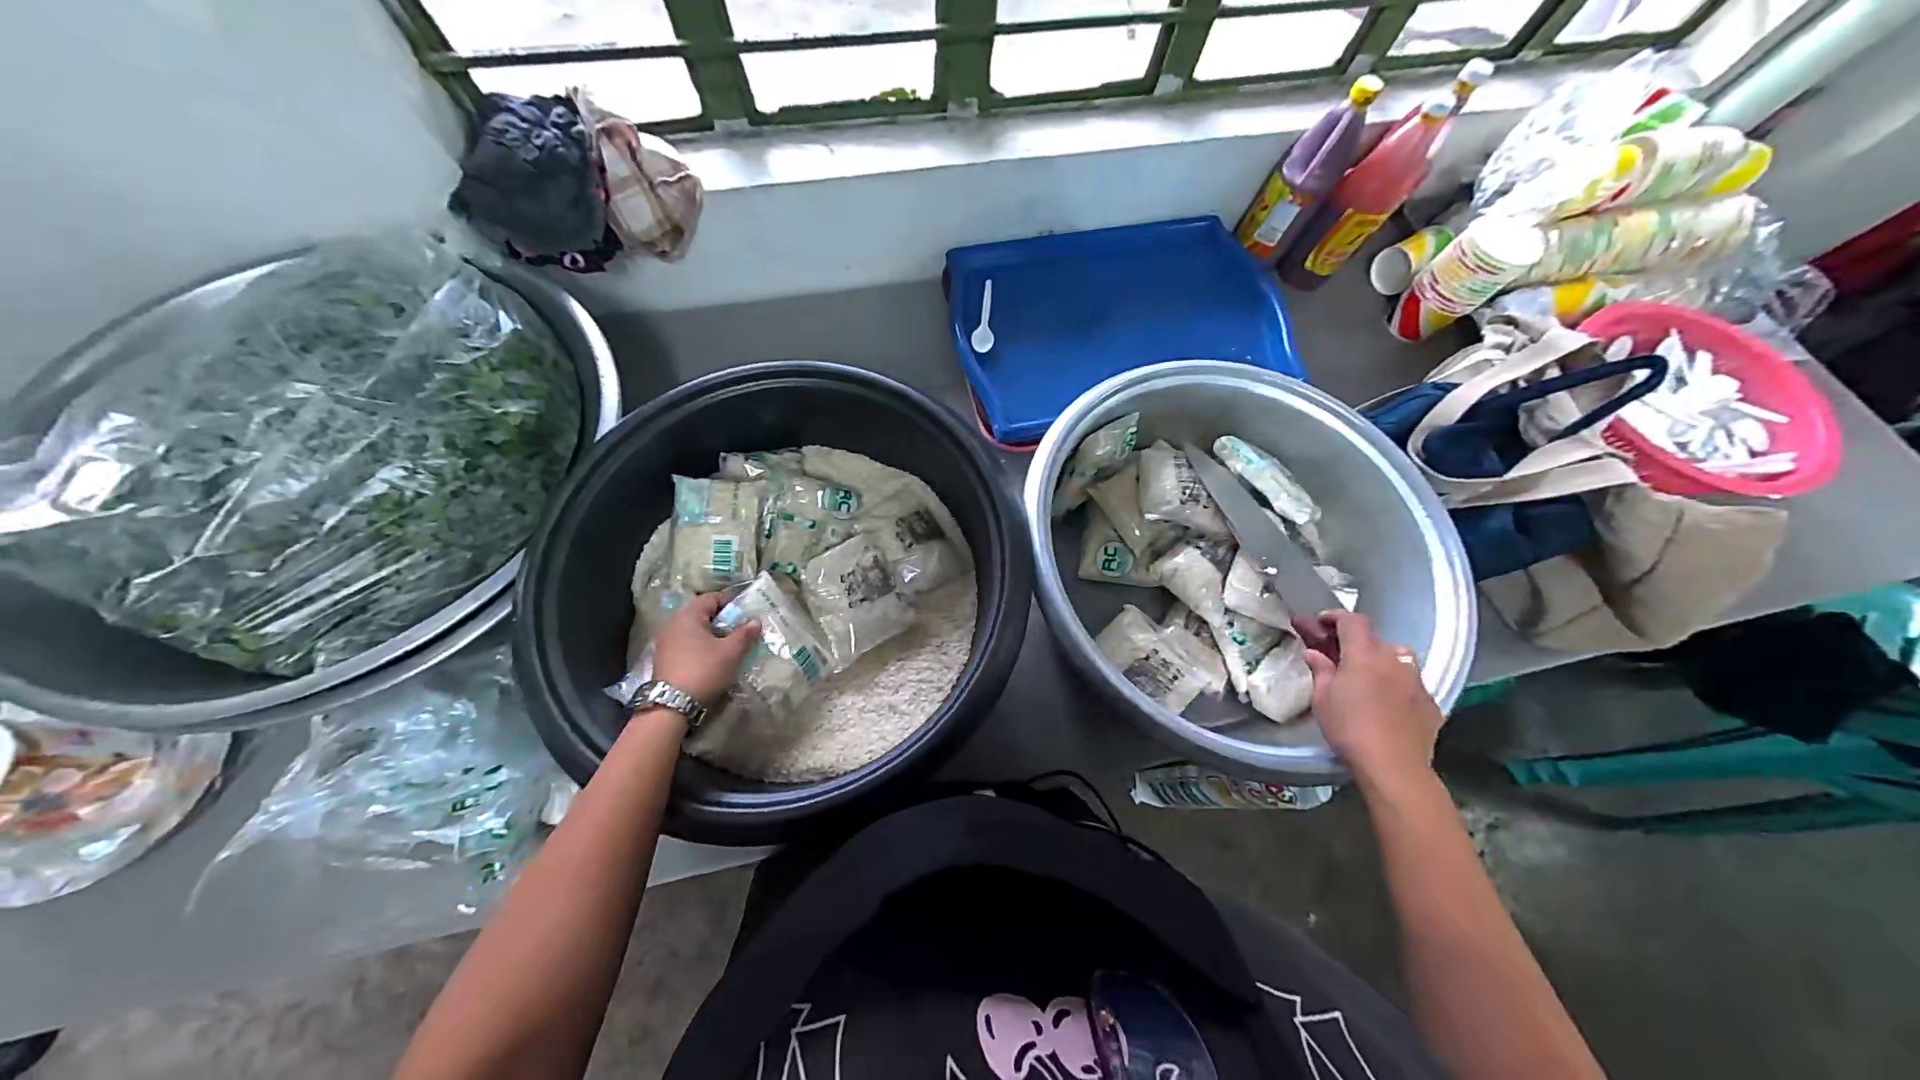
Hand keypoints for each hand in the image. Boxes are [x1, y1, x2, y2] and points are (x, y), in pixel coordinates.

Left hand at [647, 592, 760, 708]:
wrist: (672, 704)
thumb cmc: (704, 670)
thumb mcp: (731, 652)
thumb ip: (745, 634)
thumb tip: (756, 621)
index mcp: (688, 616)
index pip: (710, 598)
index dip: (729, 601)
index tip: (745, 611)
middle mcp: (673, 624)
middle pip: (701, 614)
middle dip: (722, 619)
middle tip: (740, 629)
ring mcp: (666, 642)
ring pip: (693, 630)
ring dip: (711, 634)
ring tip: (728, 645)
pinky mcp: (664, 658)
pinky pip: (686, 644)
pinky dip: (701, 646)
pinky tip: (711, 658)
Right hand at [1295, 611, 1445, 791]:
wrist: (1393, 766)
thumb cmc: (1348, 727)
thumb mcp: (1322, 698)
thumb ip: (1320, 670)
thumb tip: (1314, 653)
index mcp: (1364, 654)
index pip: (1353, 621)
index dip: (1336, 617)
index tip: (1322, 622)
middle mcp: (1395, 660)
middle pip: (1376, 641)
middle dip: (1358, 646)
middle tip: (1342, 662)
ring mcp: (1417, 681)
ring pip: (1398, 661)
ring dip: (1382, 665)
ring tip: (1368, 683)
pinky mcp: (1431, 703)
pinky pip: (1411, 685)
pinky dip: (1397, 687)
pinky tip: (1388, 706)